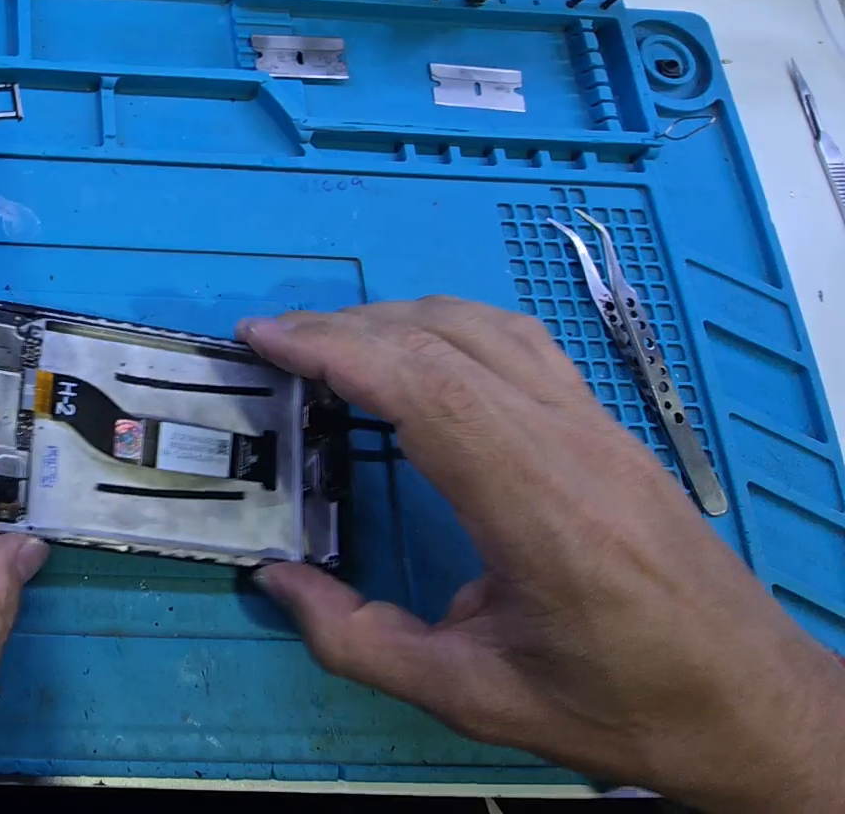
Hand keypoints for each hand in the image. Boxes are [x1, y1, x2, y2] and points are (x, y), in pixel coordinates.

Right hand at [239, 299, 844, 812]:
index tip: (262, 340)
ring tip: (322, 340)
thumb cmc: (618, 703)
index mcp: (535, 506)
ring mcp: (592, 422)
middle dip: (337, 329)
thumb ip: (355, 641)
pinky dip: (439, 321)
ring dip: (385, 317)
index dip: (333, 349)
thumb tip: (272, 577)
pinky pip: (511, 336)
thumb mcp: (471, 698)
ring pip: (475, 324)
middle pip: (436, 342)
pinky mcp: (601, 420)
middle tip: (267, 340)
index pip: (423, 387)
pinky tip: (406, 344)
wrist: (764, 709)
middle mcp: (567, 442)